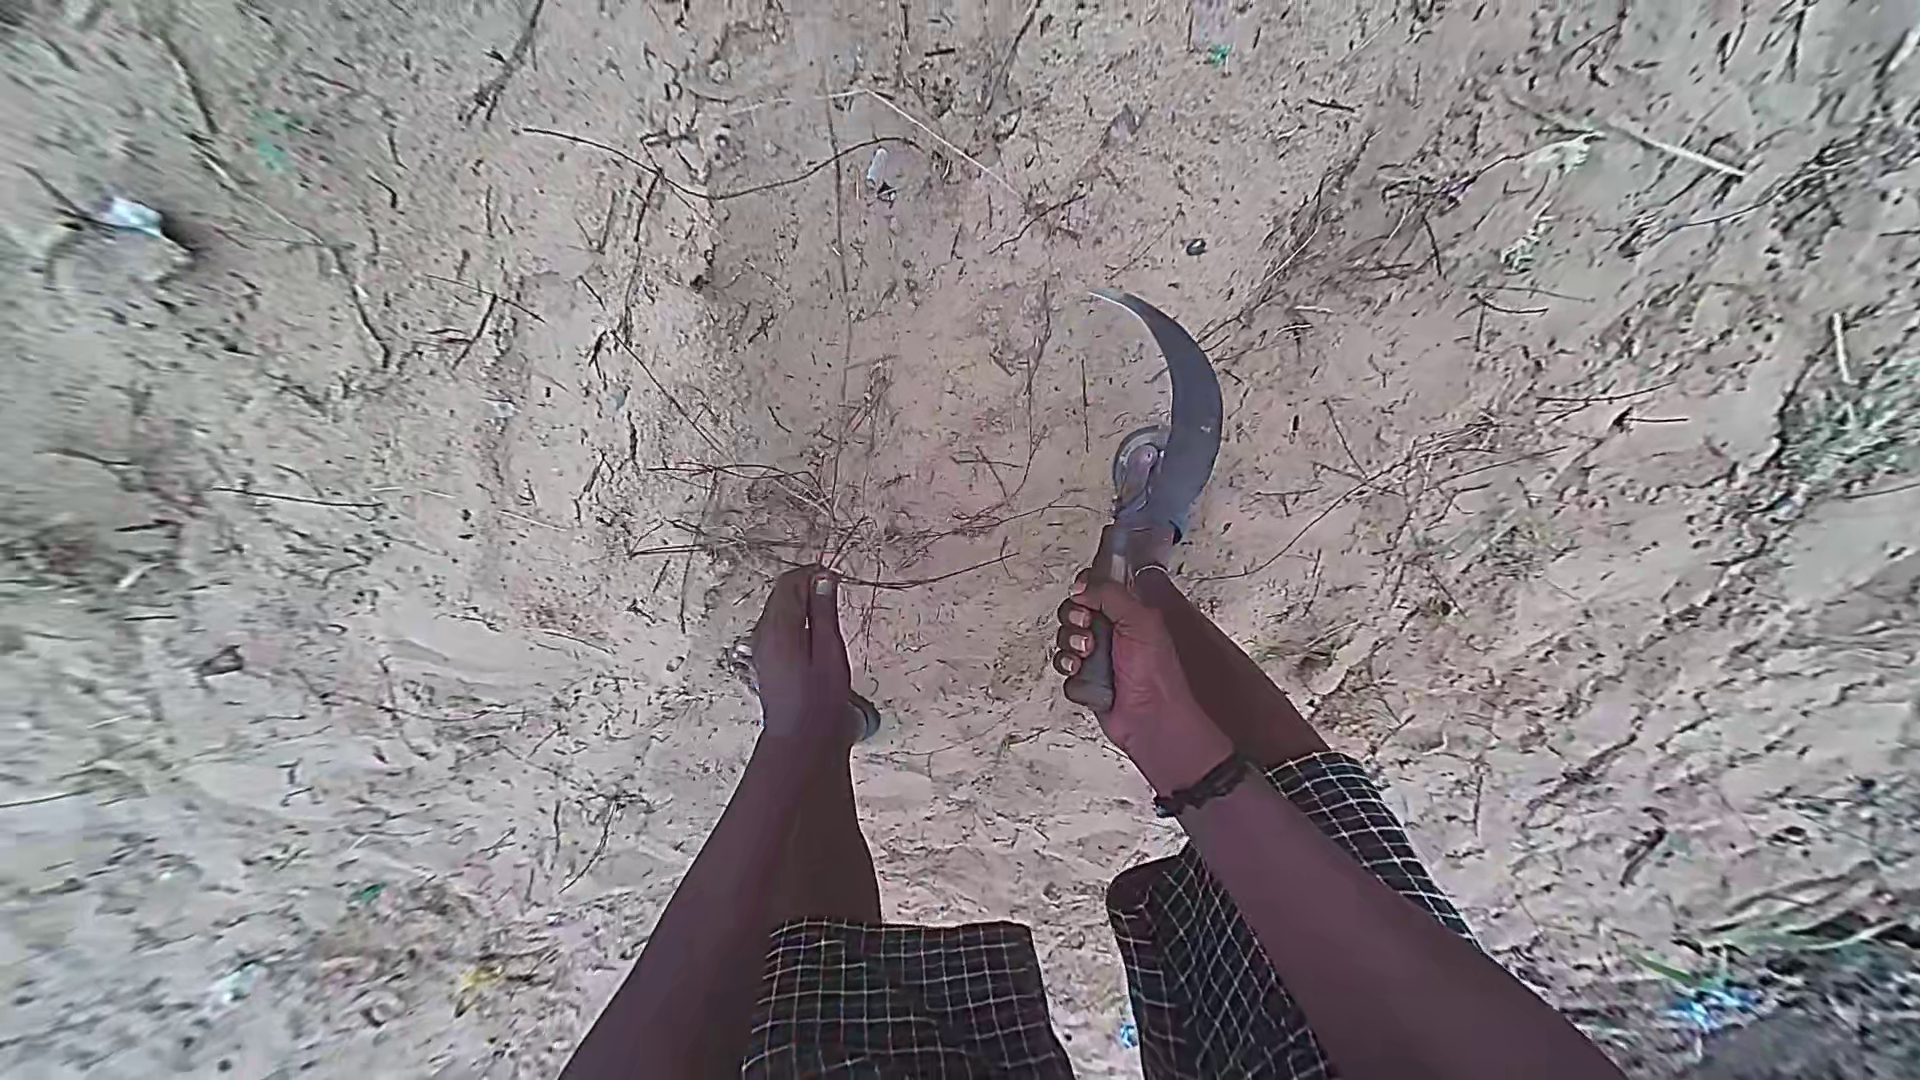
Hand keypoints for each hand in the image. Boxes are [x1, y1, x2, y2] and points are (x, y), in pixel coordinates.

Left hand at [750, 566, 853, 747]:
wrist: (802, 736)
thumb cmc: (820, 698)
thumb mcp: (829, 649)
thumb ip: (823, 612)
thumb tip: (822, 581)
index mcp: (779, 628)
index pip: (789, 584)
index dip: (812, 574)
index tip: (833, 577)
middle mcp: (764, 633)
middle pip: (780, 592)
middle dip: (806, 584)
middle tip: (833, 589)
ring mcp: (762, 645)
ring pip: (778, 607)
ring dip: (801, 600)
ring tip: (828, 607)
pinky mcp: (767, 656)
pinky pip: (778, 623)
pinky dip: (796, 615)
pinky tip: (815, 627)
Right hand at [1054, 570, 1233, 792]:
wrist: (1151, 718)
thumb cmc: (1155, 673)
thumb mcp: (1139, 620)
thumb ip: (1110, 594)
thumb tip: (1083, 586)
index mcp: (1125, 613)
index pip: (1094, 589)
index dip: (1083, 592)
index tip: (1084, 600)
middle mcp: (1110, 633)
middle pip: (1071, 613)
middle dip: (1074, 622)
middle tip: (1088, 632)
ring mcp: (1096, 657)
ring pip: (1064, 641)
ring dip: (1071, 649)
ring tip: (1087, 656)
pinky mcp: (1085, 680)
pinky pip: (1064, 670)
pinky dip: (1073, 675)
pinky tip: (1085, 676)